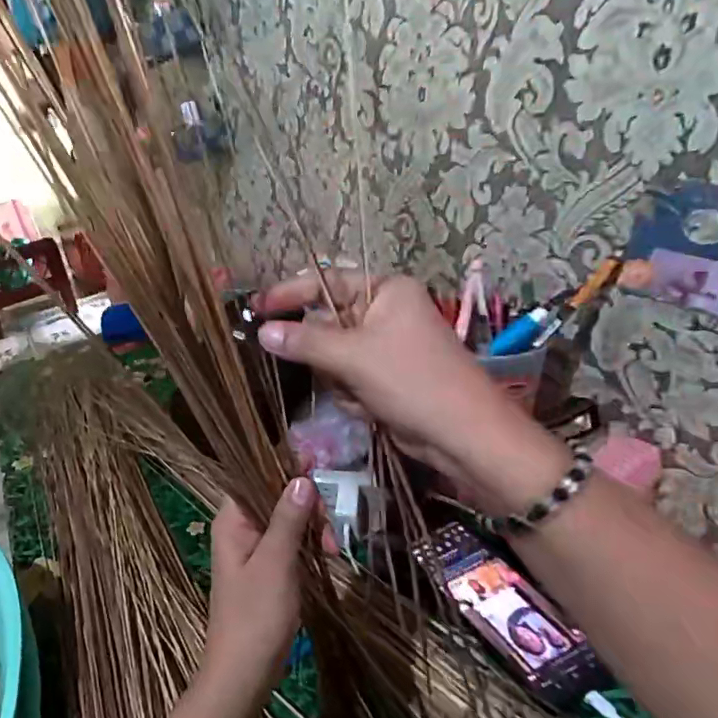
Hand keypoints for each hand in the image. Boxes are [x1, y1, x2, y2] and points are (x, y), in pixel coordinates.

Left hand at [203, 478, 316, 691]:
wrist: (244, 674)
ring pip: (287, 520)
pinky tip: (327, 555)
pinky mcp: (268, 570)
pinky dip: (309, 545)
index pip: (254, 475)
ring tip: (332, 549)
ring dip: (312, 526)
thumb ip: (288, 518)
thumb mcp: (276, 562)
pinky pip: (290, 543)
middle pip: (275, 496)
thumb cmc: (256, 615)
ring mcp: (254, 550)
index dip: (283, 465)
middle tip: (329, 527)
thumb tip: (301, 478)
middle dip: (307, 504)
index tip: (317, 462)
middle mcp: (240, 529)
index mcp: (232, 521)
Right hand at [254, 271, 569, 510]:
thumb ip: (304, 341)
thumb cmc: (412, 381)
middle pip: (328, 324)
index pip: (326, 282)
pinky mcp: (386, 377)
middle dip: (325, 355)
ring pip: (334, 357)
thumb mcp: (353, 357)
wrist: (462, 435)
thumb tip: (262, 330)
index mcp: (386, 291)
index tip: (255, 307)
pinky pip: (348, 379)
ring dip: (340, 380)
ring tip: (362, 393)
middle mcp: (387, 312)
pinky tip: (371, 408)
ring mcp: (387, 347)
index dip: (290, 294)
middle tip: (331, 370)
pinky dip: (353, 395)